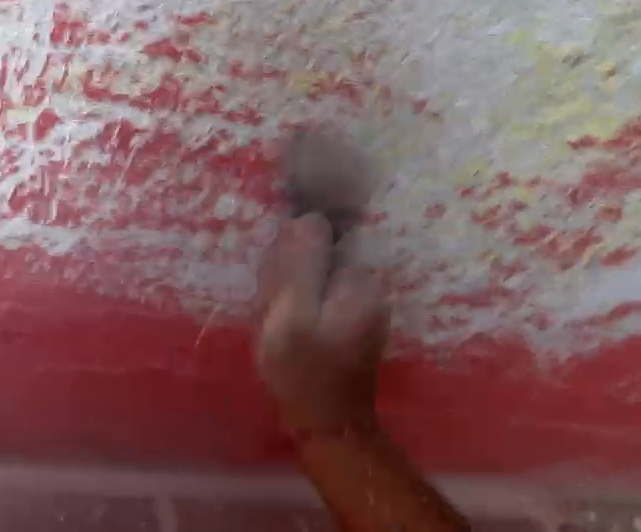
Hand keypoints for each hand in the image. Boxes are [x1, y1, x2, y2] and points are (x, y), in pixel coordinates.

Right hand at [256, 213, 388, 435]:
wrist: (325, 423)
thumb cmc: (304, 369)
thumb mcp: (292, 312)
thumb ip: (300, 263)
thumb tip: (308, 217)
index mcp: (360, 279)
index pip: (322, 232)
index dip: (289, 246)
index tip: (275, 275)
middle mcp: (367, 283)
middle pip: (317, 247)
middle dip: (286, 266)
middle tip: (273, 302)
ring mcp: (358, 298)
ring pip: (311, 267)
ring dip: (286, 282)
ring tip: (275, 312)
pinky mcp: (346, 311)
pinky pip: (313, 286)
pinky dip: (293, 297)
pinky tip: (282, 320)